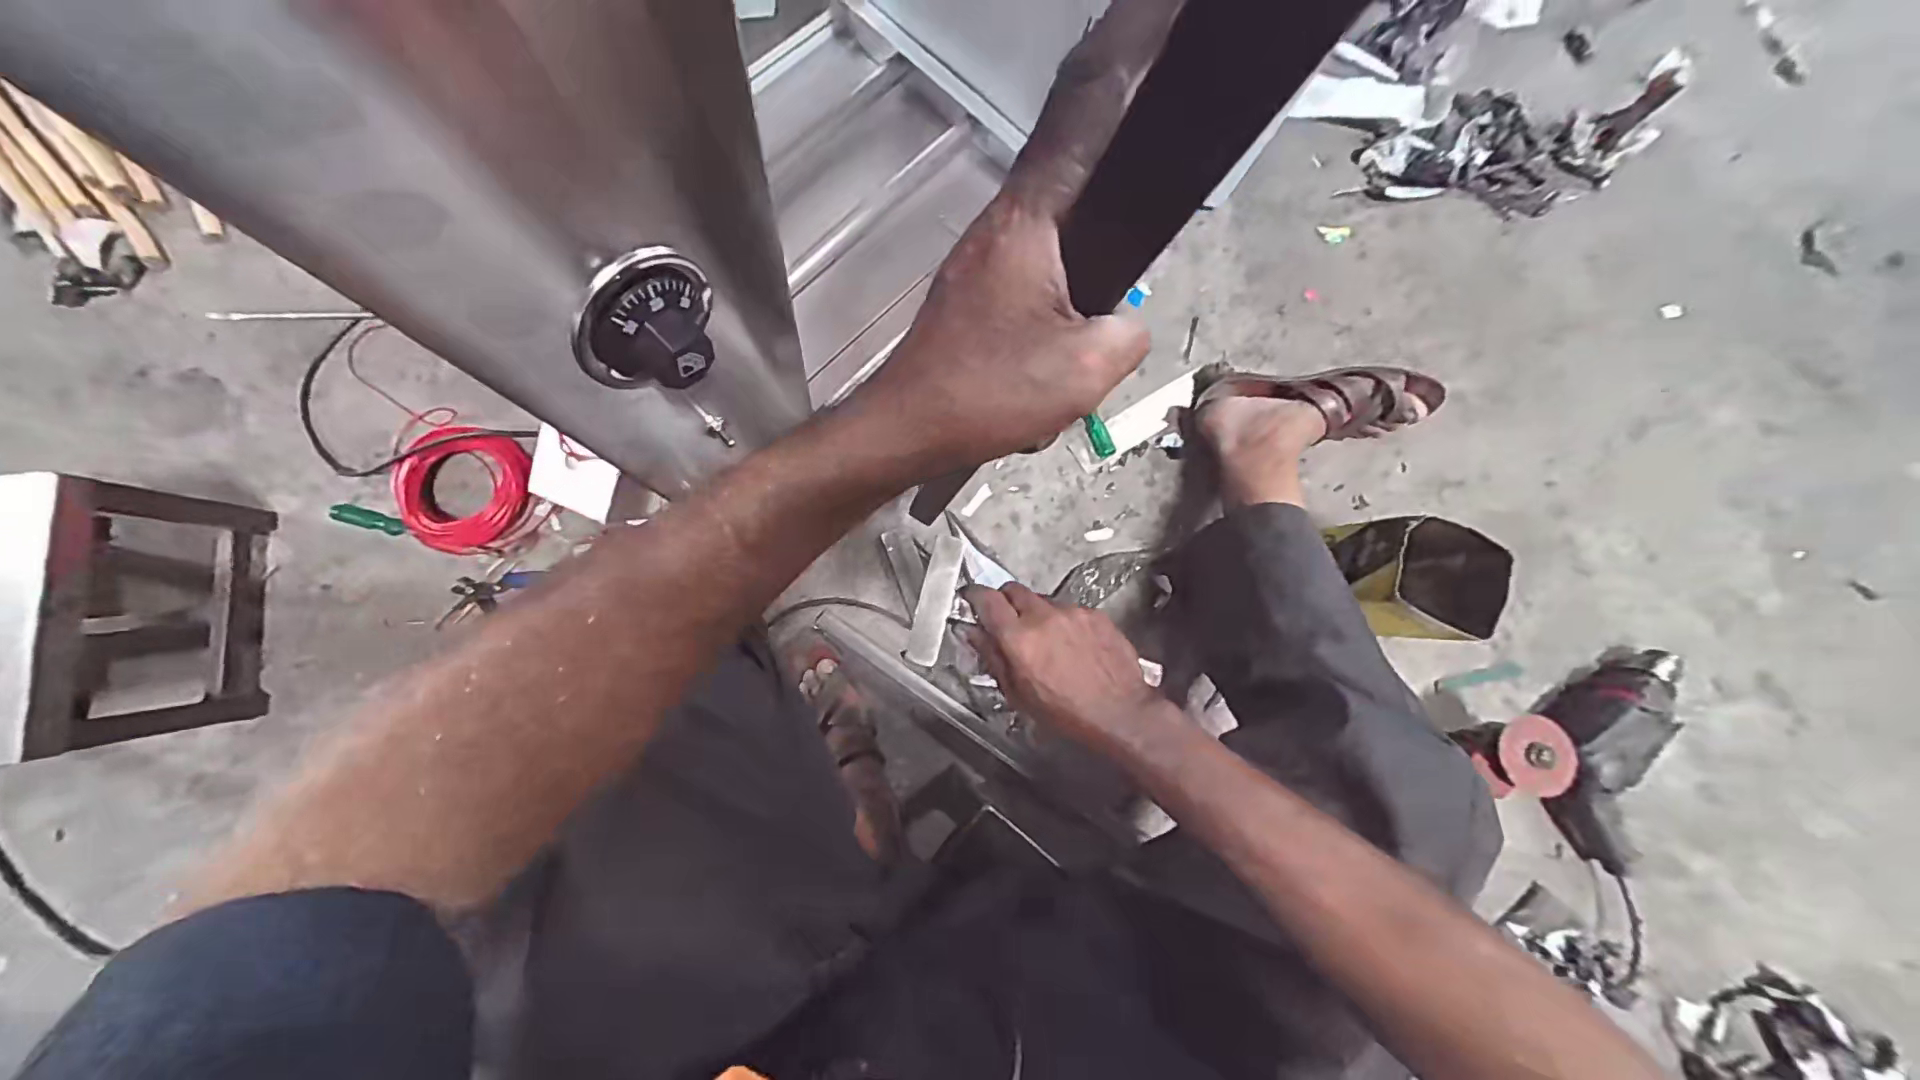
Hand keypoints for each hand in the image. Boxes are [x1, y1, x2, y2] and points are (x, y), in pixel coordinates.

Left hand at [842, 1, 1175, 476]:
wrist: (910, 428)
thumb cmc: (989, 394)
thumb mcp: (1087, 369)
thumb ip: (1129, 331)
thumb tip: (1125, 322)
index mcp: (1028, 223)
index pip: (1077, 124)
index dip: (1116, 73)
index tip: (1145, 33)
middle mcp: (997, 229)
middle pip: (1072, 200)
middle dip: (1106, 245)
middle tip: (1119, 293)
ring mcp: (978, 264)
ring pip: (1052, 260)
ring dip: (1073, 306)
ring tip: (1075, 353)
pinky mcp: (969, 300)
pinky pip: (1027, 293)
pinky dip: (1047, 327)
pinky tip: (1045, 369)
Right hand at [962, 584, 1170, 752]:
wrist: (1120, 713)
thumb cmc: (1066, 713)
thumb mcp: (1018, 694)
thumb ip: (992, 657)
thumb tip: (974, 633)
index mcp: (1019, 638)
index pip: (988, 599)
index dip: (976, 596)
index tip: (973, 600)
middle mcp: (1044, 616)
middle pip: (1014, 590)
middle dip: (1006, 601)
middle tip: (1008, 621)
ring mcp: (1072, 612)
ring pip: (1043, 600)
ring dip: (1037, 614)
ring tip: (1046, 641)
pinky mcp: (1095, 614)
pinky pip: (1070, 609)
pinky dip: (1064, 622)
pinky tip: (1072, 645)